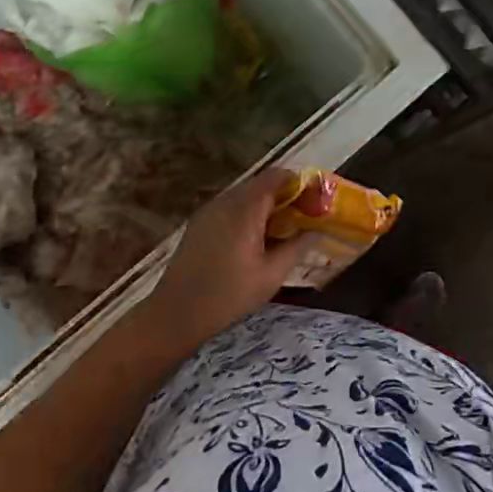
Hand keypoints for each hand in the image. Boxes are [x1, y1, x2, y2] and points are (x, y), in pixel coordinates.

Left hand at [150, 169, 310, 340]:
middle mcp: (225, 202)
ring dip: (269, 205)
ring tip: (285, 230)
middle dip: (288, 195)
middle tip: (306, 218)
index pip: (277, 177)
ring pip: (246, 195)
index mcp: (244, 210)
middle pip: (262, 183)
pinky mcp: (200, 224)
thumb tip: (317, 231)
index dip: (301, 184)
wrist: (175, 315)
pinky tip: (259, 239)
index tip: (317, 204)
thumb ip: (298, 247)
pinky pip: (232, 207)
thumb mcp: (272, 275)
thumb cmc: (228, 295)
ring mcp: (209, 212)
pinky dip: (251, 214)